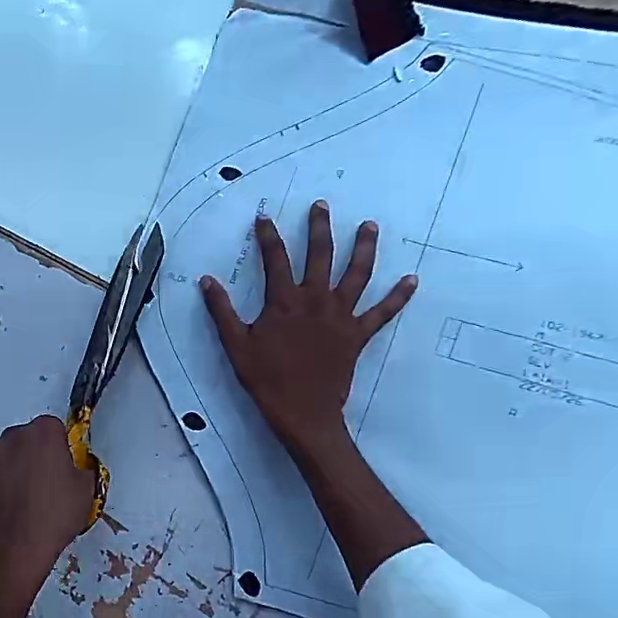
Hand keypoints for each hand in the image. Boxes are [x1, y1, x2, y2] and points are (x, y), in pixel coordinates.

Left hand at [0, 415, 97, 603]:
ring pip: (10, 453)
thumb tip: (78, 469)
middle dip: (37, 452)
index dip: (60, 446)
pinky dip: (1, 480)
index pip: (54, 427)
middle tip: (48, 480)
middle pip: (29, 437)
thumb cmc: (54, 515)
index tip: (63, 465)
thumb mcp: (86, 489)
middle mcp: (15, 436)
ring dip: (18, 465)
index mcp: (44, 432)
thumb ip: (84, 468)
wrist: (18, 544)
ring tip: (29, 495)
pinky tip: (12, 502)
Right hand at [202, 201, 416, 460]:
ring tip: (370, 226)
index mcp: (284, 302)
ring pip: (356, 275)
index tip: (264, 217)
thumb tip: (206, 280)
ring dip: (363, 248)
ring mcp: (340, 316)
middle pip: (320, 256)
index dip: (268, 236)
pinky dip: (397, 297)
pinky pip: (382, 312)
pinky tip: (411, 280)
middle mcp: (315, 301)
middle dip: (319, 229)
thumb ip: (221, 310)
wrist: (302, 411)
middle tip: (321, 206)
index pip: (274, 259)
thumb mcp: (235, 344)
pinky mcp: (357, 335)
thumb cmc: (265, 378)